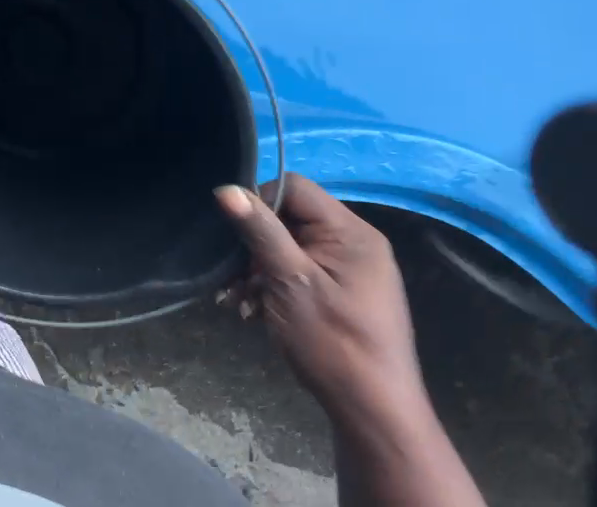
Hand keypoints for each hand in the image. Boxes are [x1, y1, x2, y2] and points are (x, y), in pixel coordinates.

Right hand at [215, 175, 425, 419]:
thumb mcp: (288, 280)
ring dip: (254, 266)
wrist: (371, 409)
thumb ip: (260, 230)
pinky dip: (269, 282)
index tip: (235, 234)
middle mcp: (354, 243)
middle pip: (287, 215)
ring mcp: (349, 268)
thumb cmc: (332, 340)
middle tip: (232, 275)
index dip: (257, 200)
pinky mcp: (340, 289)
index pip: (293, 187)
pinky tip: (251, 306)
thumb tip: (225, 188)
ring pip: (285, 243)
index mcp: (352, 234)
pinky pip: (295, 267)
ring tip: (237, 297)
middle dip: (252, 241)